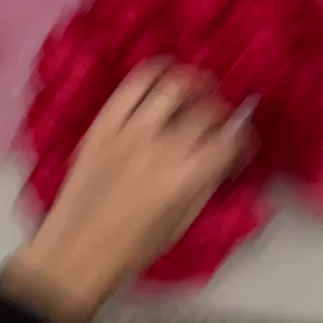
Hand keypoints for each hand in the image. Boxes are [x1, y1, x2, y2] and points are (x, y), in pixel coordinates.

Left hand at [2, 63, 243, 322]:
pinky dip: (153, 72)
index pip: (230, 140)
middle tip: (223, 117)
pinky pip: (132, 87)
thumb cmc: (133, 247)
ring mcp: (130, 132)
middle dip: (224, 111)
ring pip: (173, 88)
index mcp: (187, 178)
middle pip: (206, 111)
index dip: (244, 136)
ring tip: (201, 85)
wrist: (78, 250)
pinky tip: (164, 72)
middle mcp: (162, 149)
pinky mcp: (104, 124)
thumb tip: (225, 155)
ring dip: (196, 82)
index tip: (243, 139)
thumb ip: (207, 184)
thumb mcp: (183, 222)